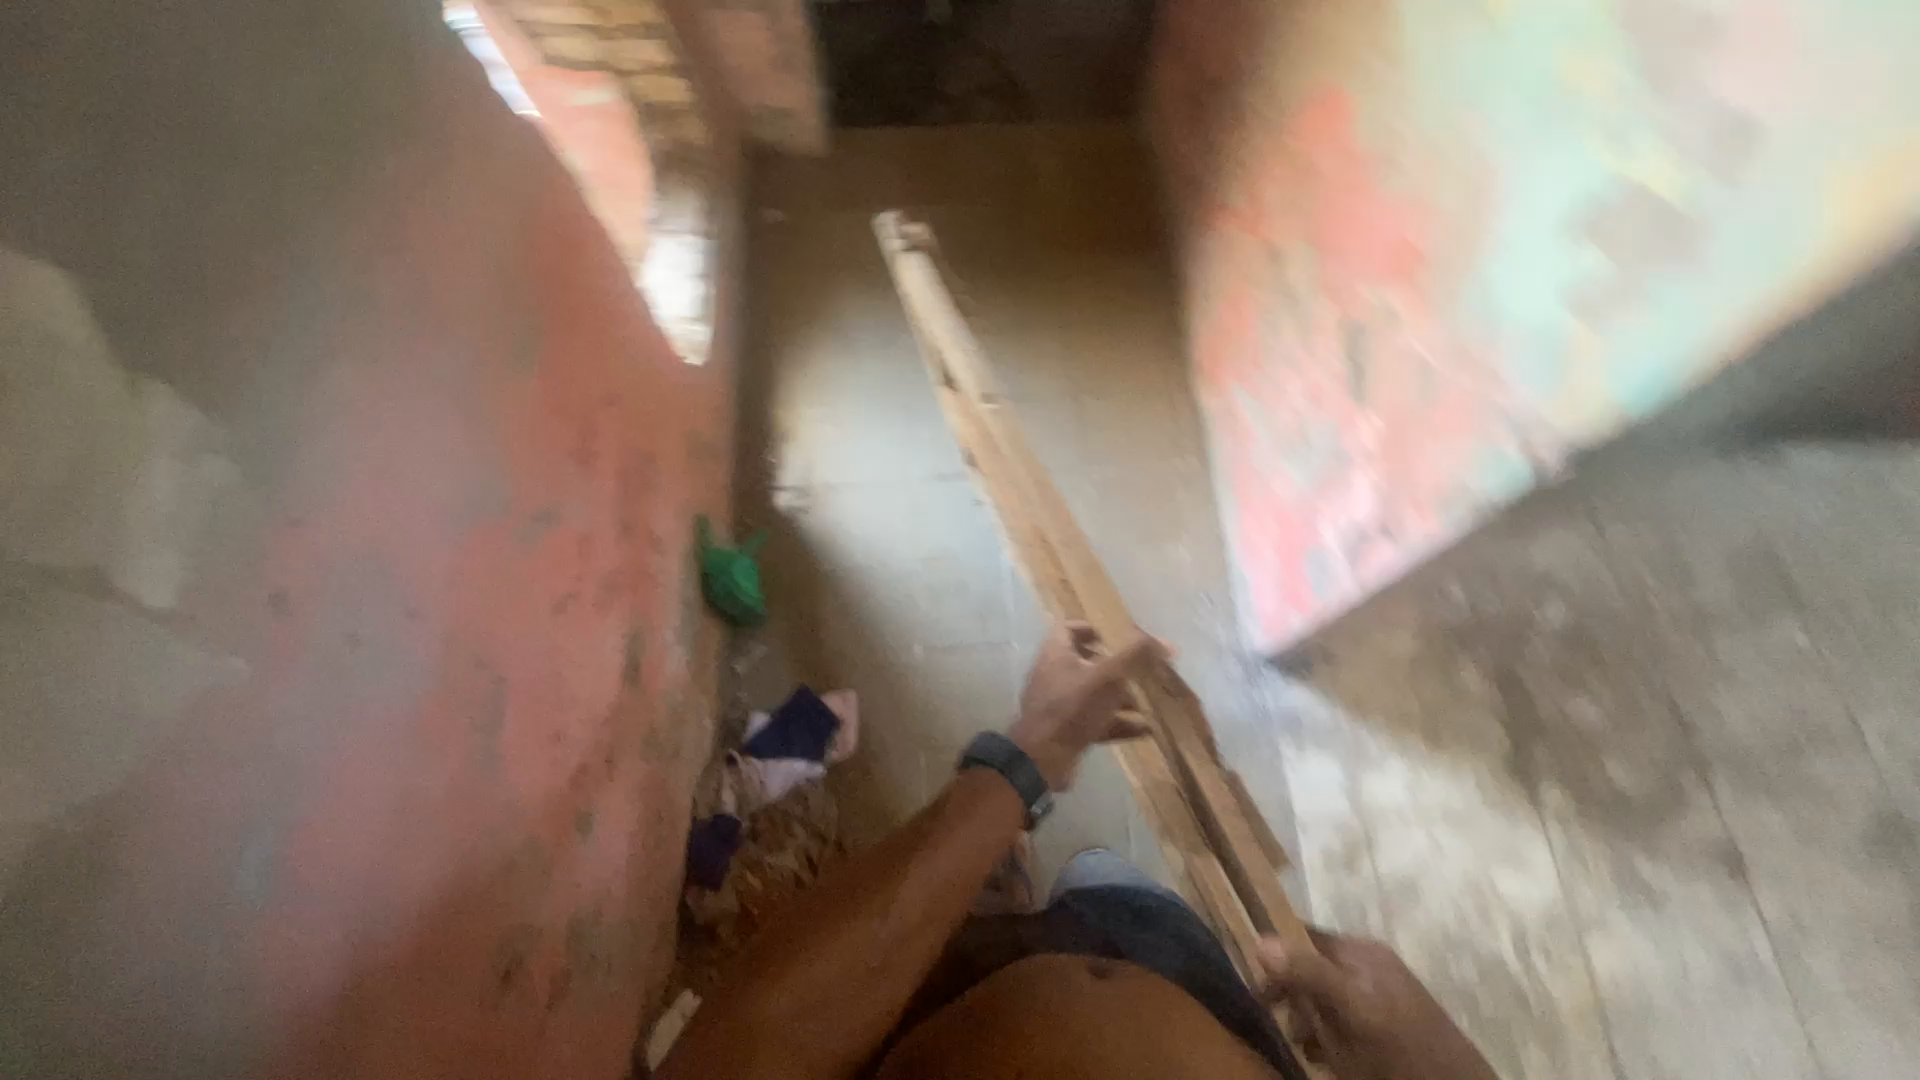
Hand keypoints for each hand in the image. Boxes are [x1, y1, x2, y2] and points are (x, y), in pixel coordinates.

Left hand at [1008, 621, 1163, 790]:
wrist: (1044, 758)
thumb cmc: (1073, 707)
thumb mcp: (1109, 676)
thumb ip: (1137, 657)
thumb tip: (1167, 643)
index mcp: (1056, 652)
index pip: (1069, 628)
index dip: (1092, 629)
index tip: (1116, 637)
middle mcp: (1053, 673)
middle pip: (1086, 662)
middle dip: (1116, 668)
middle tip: (1141, 672)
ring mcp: (1058, 703)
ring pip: (1093, 693)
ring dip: (1120, 697)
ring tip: (1148, 702)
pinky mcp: (1065, 729)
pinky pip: (1095, 720)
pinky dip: (1117, 722)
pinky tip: (1144, 730)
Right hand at [1257, 928, 1497, 1079]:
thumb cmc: (1401, 1056)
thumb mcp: (1350, 1013)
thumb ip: (1307, 973)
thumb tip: (1258, 940)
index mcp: (1360, 951)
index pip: (1300, 935)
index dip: (1274, 958)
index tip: (1258, 992)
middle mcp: (1370, 963)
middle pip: (1311, 966)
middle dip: (1292, 997)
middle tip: (1285, 1029)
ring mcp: (1383, 994)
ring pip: (1326, 996)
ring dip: (1310, 1020)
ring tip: (1308, 1048)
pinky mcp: (1392, 1022)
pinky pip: (1347, 1017)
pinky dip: (1334, 1033)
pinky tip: (1330, 1057)